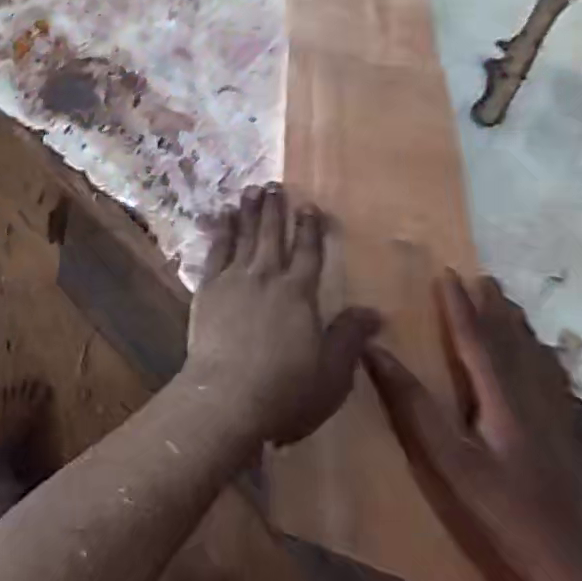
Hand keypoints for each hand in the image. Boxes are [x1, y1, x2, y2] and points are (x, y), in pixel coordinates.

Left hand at [185, 183, 380, 445]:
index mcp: (300, 295)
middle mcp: (266, 278)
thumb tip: (375, 311)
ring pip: (243, 236)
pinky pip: (215, 251)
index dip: (310, 229)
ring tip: (249, 191)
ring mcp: (233, 280)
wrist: (228, 396)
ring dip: (248, 212)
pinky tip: (222, 219)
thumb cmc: (287, 390)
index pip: (309, 254)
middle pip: (273, 236)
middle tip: (273, 185)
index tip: (310, 206)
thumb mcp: (332, 371)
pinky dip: (220, 231)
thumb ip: (349, 337)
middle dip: (275, 210)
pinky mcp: (207, 288)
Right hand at [365, 272, 581, 580]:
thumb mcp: (449, 461)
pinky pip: (550, 384)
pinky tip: (543, 366)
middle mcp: (532, 404)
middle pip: (513, 345)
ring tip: (510, 306)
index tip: (447, 272)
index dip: (459, 306)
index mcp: (502, 402)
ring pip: (536, 363)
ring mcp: (555, 425)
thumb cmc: (506, 512)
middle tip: (484, 277)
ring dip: (519, 330)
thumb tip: (373, 349)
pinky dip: (541, 361)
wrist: (580, 573)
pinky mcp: (565, 444)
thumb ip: (413, 405)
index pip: (476, 342)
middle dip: (495, 310)